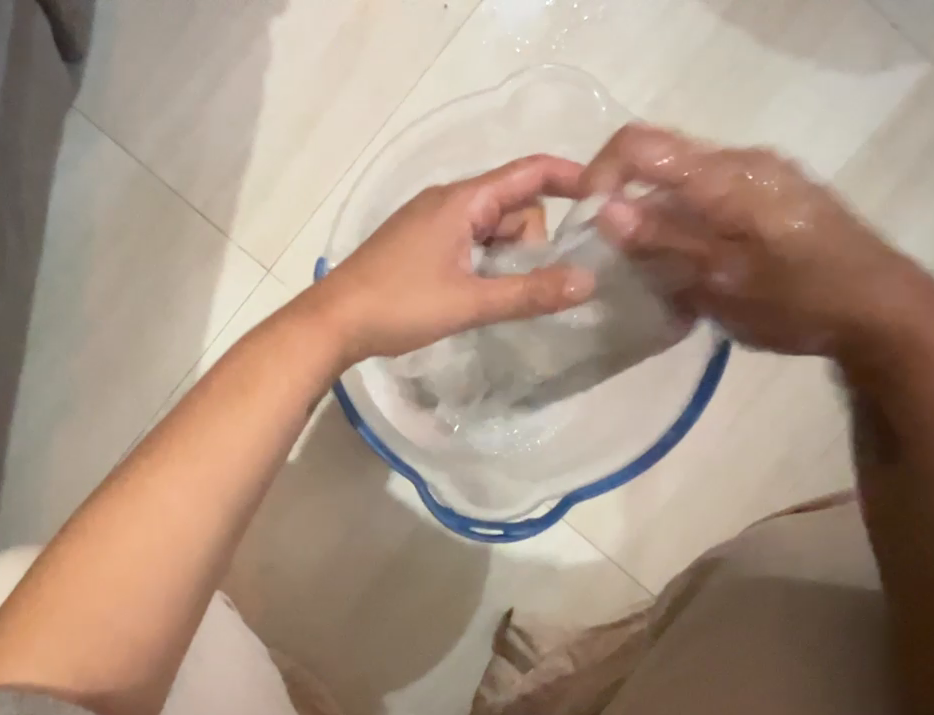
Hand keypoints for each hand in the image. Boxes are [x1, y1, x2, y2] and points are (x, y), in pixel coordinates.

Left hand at [309, 155, 598, 364]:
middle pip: (513, 204)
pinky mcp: (414, 245)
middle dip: (530, 240)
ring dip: (503, 257)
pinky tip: (472, 295)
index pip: (531, 172)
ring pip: (488, 228)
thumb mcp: (468, 303)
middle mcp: (446, 200)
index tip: (603, 203)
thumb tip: (587, 283)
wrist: (330, 324)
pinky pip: (465, 242)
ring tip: (490, 297)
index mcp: (462, 200)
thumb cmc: (398, 307)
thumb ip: (528, 293)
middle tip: (519, 285)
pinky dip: (480, 262)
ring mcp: (427, 222)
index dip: (571, 180)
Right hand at [576, 124, 933, 358]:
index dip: (599, 177)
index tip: (585, 229)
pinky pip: (703, 199)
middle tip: (607, 259)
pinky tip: (682, 268)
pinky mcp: (766, 198)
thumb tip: (605, 211)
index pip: (639, 146)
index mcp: (727, 176)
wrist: (878, 310)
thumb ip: (664, 241)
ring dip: (649, 221)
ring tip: (644, 271)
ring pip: (677, 184)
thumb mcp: (721, 280)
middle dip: (620, 204)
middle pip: (655, 162)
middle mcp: (741, 163)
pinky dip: (678, 227)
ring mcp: (757, 177)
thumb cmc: (797, 301)